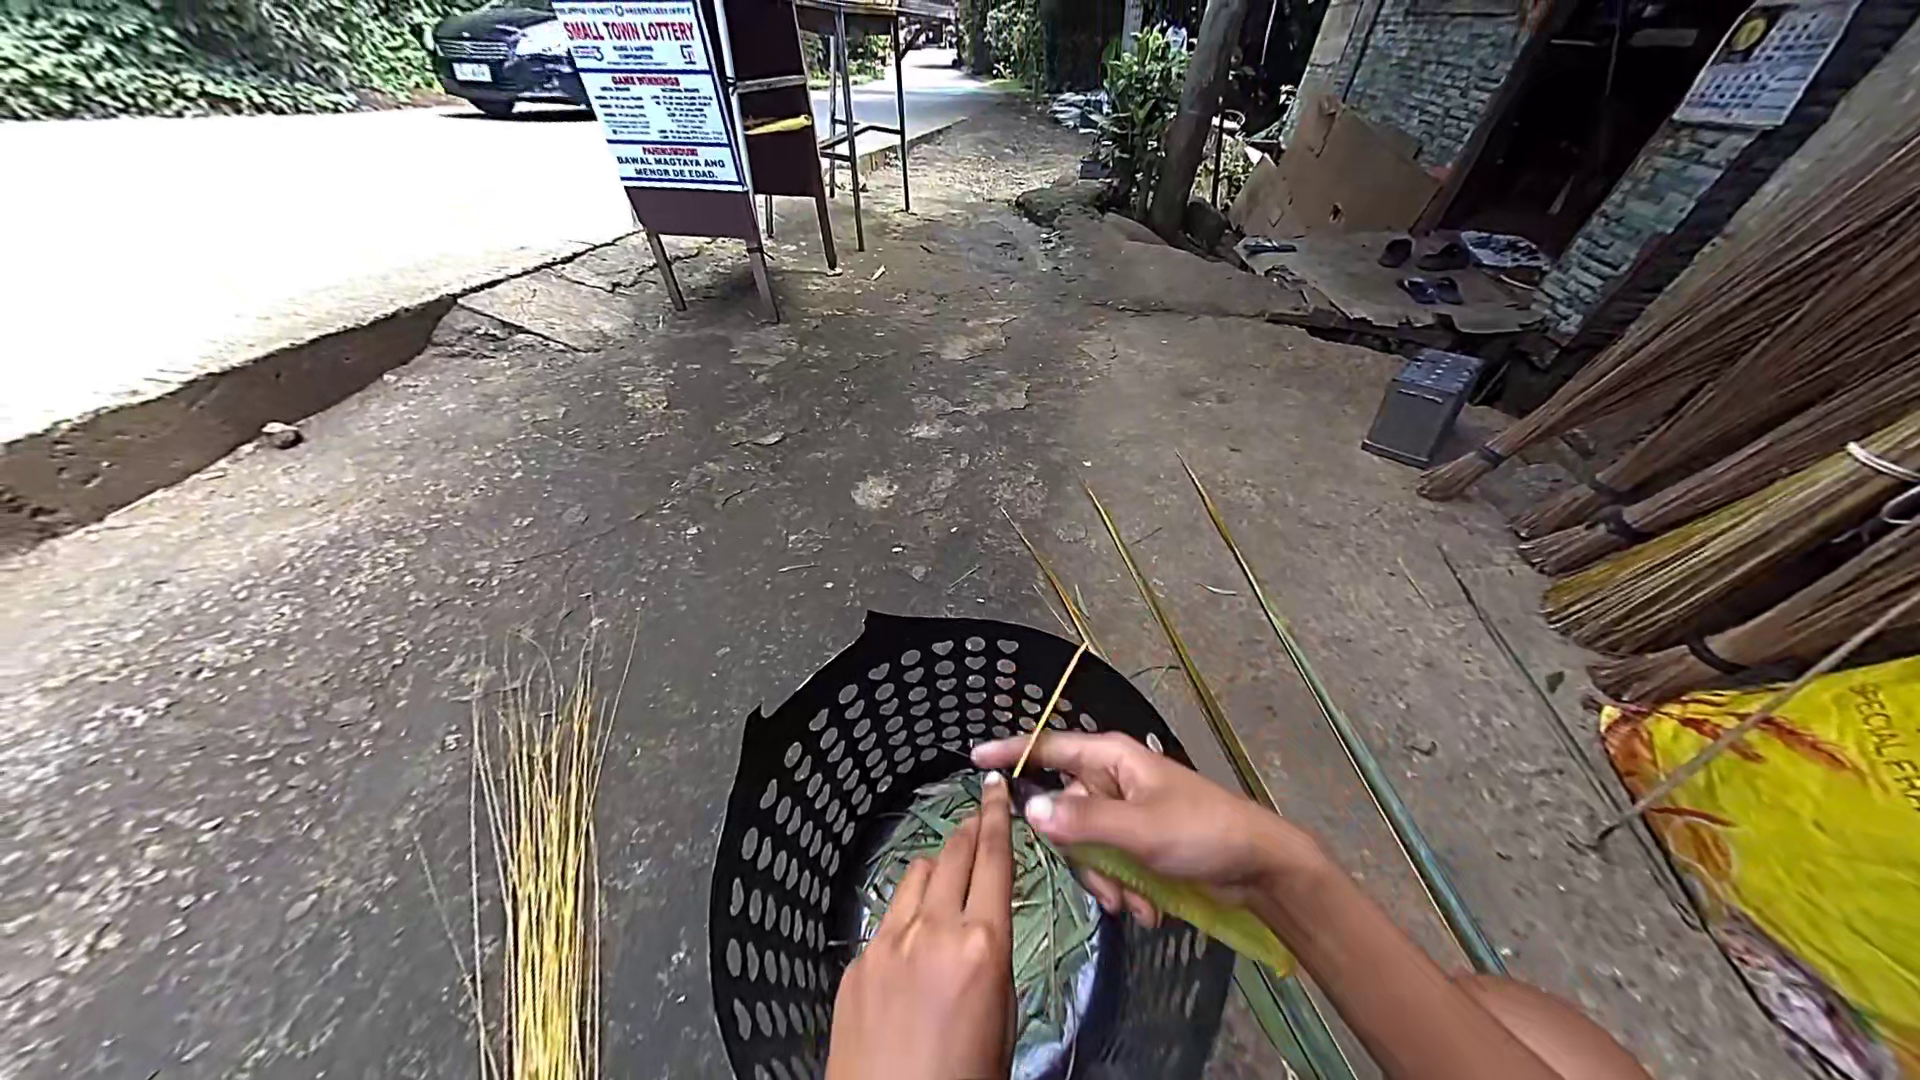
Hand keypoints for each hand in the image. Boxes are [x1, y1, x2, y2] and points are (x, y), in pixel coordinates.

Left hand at [826, 773, 1014, 1079]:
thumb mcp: (1002, 1021)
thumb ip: (992, 957)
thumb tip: (984, 921)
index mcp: (981, 945)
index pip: (994, 859)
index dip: (997, 816)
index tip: (997, 788)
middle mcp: (933, 929)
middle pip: (953, 853)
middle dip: (969, 832)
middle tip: (978, 826)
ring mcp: (888, 939)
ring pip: (917, 872)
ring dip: (937, 870)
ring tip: (947, 888)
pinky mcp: (857, 958)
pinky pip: (889, 915)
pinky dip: (907, 914)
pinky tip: (910, 947)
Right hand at [971, 731, 1325, 920]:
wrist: (1258, 867)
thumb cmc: (1201, 831)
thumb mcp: (1141, 829)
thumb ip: (1083, 821)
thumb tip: (1031, 809)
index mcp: (1110, 757)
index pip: (1049, 747)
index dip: (1012, 751)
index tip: (975, 758)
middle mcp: (1110, 779)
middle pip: (1064, 810)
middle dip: (1081, 854)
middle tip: (1107, 884)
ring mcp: (1122, 810)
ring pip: (1083, 844)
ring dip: (1104, 878)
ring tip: (1136, 901)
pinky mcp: (1134, 838)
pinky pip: (1105, 860)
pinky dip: (1119, 885)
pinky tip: (1146, 904)